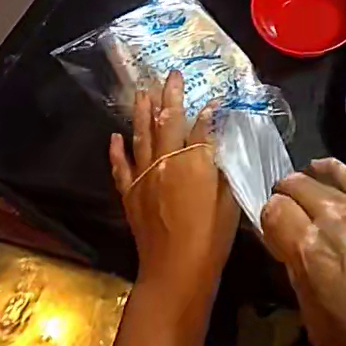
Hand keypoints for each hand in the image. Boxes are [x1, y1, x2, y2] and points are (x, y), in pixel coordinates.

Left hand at [107, 70, 238, 313]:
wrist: (175, 271)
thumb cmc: (212, 235)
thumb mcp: (228, 196)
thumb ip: (220, 164)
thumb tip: (216, 139)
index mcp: (193, 162)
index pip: (201, 126)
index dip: (207, 110)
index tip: (213, 97)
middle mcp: (165, 162)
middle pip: (167, 122)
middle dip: (170, 96)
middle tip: (170, 74)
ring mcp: (144, 177)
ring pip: (141, 136)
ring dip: (141, 111)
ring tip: (142, 91)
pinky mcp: (130, 193)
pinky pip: (121, 166)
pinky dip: (117, 149)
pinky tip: (116, 134)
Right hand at [260, 159, 345, 345]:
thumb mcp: (316, 325)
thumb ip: (299, 284)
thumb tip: (293, 259)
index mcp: (309, 247)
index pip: (272, 212)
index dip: (265, 222)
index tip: (269, 237)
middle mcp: (330, 216)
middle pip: (292, 188)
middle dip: (280, 200)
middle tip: (280, 221)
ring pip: (316, 178)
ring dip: (300, 185)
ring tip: (293, 197)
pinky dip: (329, 169)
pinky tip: (318, 168)